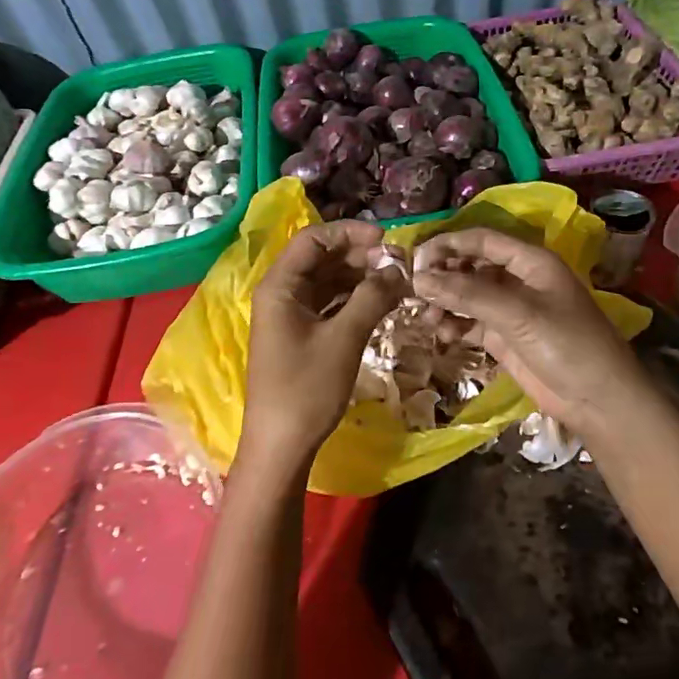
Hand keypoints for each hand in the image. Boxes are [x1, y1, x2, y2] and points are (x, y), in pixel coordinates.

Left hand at [244, 221, 409, 471]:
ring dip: (360, 278)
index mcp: (280, 286)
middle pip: (321, 259)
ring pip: (327, 282)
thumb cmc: (307, 388)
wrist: (281, 445)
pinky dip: (353, 300)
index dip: (350, 232)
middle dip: (360, 256)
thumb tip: (397, 269)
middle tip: (398, 264)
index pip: (313, 239)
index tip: (386, 240)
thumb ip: (372, 297)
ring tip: (396, 283)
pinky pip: (328, 305)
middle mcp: (281, 294)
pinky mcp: (300, 336)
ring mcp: (289, 316)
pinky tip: (380, 304)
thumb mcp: (344, 338)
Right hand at [411, 228, 651, 436]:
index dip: (448, 245)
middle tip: (414, 292)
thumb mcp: (518, 314)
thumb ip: (469, 294)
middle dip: (443, 275)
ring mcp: (510, 310)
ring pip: (467, 295)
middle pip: (471, 266)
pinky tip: (441, 334)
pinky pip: (470, 322)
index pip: (481, 240)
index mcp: (531, 261)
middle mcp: (518, 279)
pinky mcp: (504, 338)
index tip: (416, 260)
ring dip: (445, 302)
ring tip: (426, 318)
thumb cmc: (567, 345)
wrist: (597, 400)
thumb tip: (420, 279)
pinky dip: (454, 325)